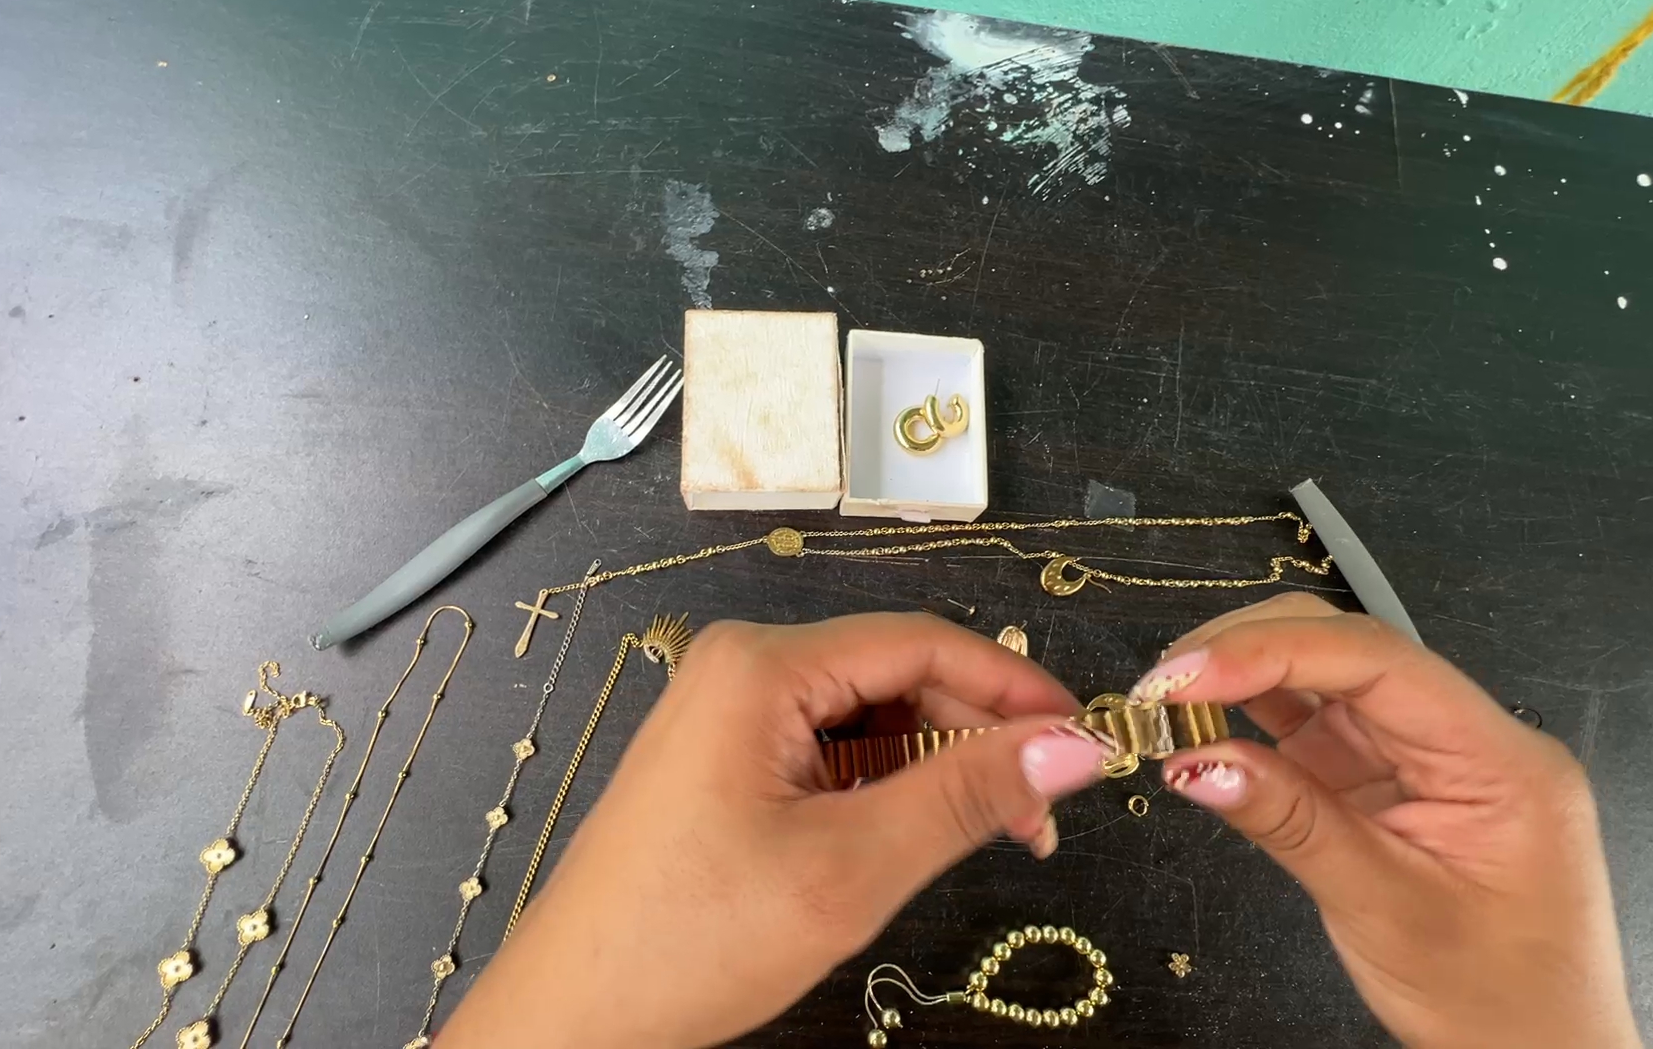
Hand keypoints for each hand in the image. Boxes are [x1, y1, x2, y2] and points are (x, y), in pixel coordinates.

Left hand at [438, 614, 1111, 1048]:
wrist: (570, 1016)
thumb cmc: (698, 938)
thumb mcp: (849, 868)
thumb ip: (965, 794)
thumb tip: (1075, 746)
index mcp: (763, 663)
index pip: (917, 642)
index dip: (1009, 682)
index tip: (1082, 733)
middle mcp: (746, 662)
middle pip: (893, 676)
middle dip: (972, 736)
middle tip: (1038, 813)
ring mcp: (733, 702)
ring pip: (867, 713)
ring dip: (933, 764)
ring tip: (985, 831)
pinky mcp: (730, 745)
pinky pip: (830, 741)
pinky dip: (883, 781)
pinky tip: (911, 826)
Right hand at [1139, 592, 1641, 1048]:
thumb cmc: (1486, 997)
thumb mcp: (1385, 910)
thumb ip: (1288, 822)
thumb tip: (1187, 762)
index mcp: (1492, 754)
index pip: (1373, 660)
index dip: (1269, 651)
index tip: (1181, 677)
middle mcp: (1448, 728)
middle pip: (1337, 643)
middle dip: (1241, 649)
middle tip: (1159, 686)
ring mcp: (1401, 742)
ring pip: (1307, 666)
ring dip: (1230, 672)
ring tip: (1163, 698)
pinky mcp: (1361, 761)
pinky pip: (1293, 711)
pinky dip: (1237, 709)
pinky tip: (1194, 719)